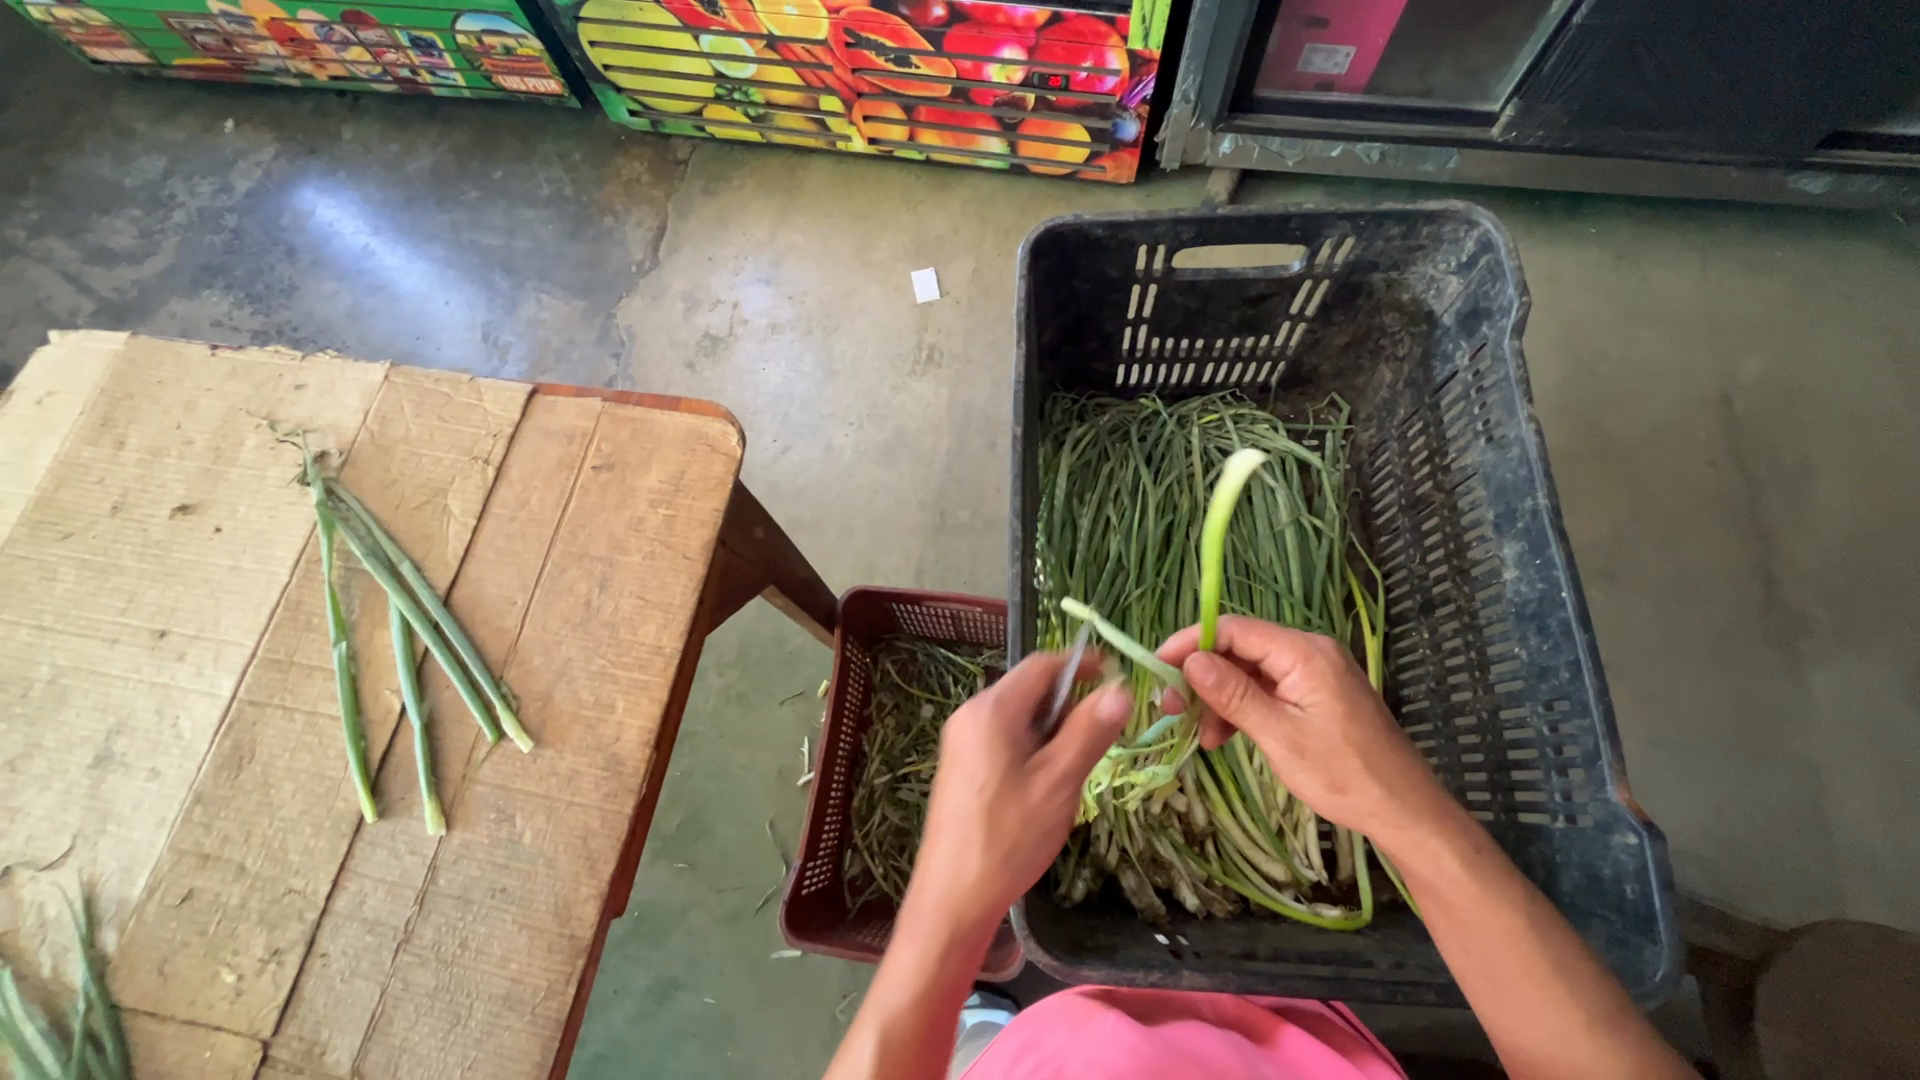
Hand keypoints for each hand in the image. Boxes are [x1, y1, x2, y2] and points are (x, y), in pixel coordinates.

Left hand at [905, 651, 1129, 933]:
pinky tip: (1045, 783)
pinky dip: (1031, 747)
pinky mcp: (961, 765)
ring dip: (1051, 729)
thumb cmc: (1009, 837)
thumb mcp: (1059, 782)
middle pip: (1028, 689)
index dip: (1080, 665)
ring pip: (1018, 716)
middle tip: (1099, 736)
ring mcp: (961, 740)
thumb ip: (1089, 731)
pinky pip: (1003, 738)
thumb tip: (1120, 689)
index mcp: (991, 709)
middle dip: (1067, 705)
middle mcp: (970, 714)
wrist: (953, 897)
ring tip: (1073, 767)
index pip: (1041, 665)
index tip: (1114, 677)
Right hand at [1156, 615, 1453, 847]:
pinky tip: (1223, 736)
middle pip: (1238, 648)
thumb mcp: (1279, 736)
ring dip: (1218, 697)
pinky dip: (1240, 708)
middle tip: (1171, 707)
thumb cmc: (1342, 774)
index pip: (1232, 629)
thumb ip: (1233, 694)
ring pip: (1248, 671)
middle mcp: (1308, 651)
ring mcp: (1312, 672)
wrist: (1403, 810)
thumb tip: (1190, 660)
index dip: (1189, 643)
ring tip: (1198, 732)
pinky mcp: (1313, 693)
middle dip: (1200, 675)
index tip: (1156, 667)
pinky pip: (1265, 688)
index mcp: (1304, 652)